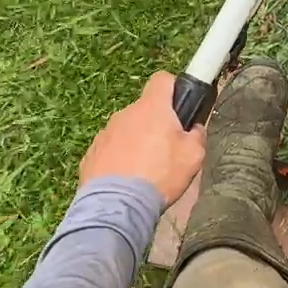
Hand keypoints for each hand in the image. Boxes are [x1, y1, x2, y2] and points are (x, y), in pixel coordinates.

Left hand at [78, 72, 206, 204]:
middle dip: (155, 124)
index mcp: (152, 107)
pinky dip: (118, 159)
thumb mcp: (194, 156)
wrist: (117, 207)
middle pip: (144, 109)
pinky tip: (125, 181)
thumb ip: (196, 135)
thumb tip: (193, 129)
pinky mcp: (90, 155)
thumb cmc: (160, 175)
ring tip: (144, 171)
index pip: (162, 79)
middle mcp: (126, 114)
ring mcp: (105, 133)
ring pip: (126, 130)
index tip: (179, 106)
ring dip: (135, 142)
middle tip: (166, 149)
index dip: (173, 88)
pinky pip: (110, 150)